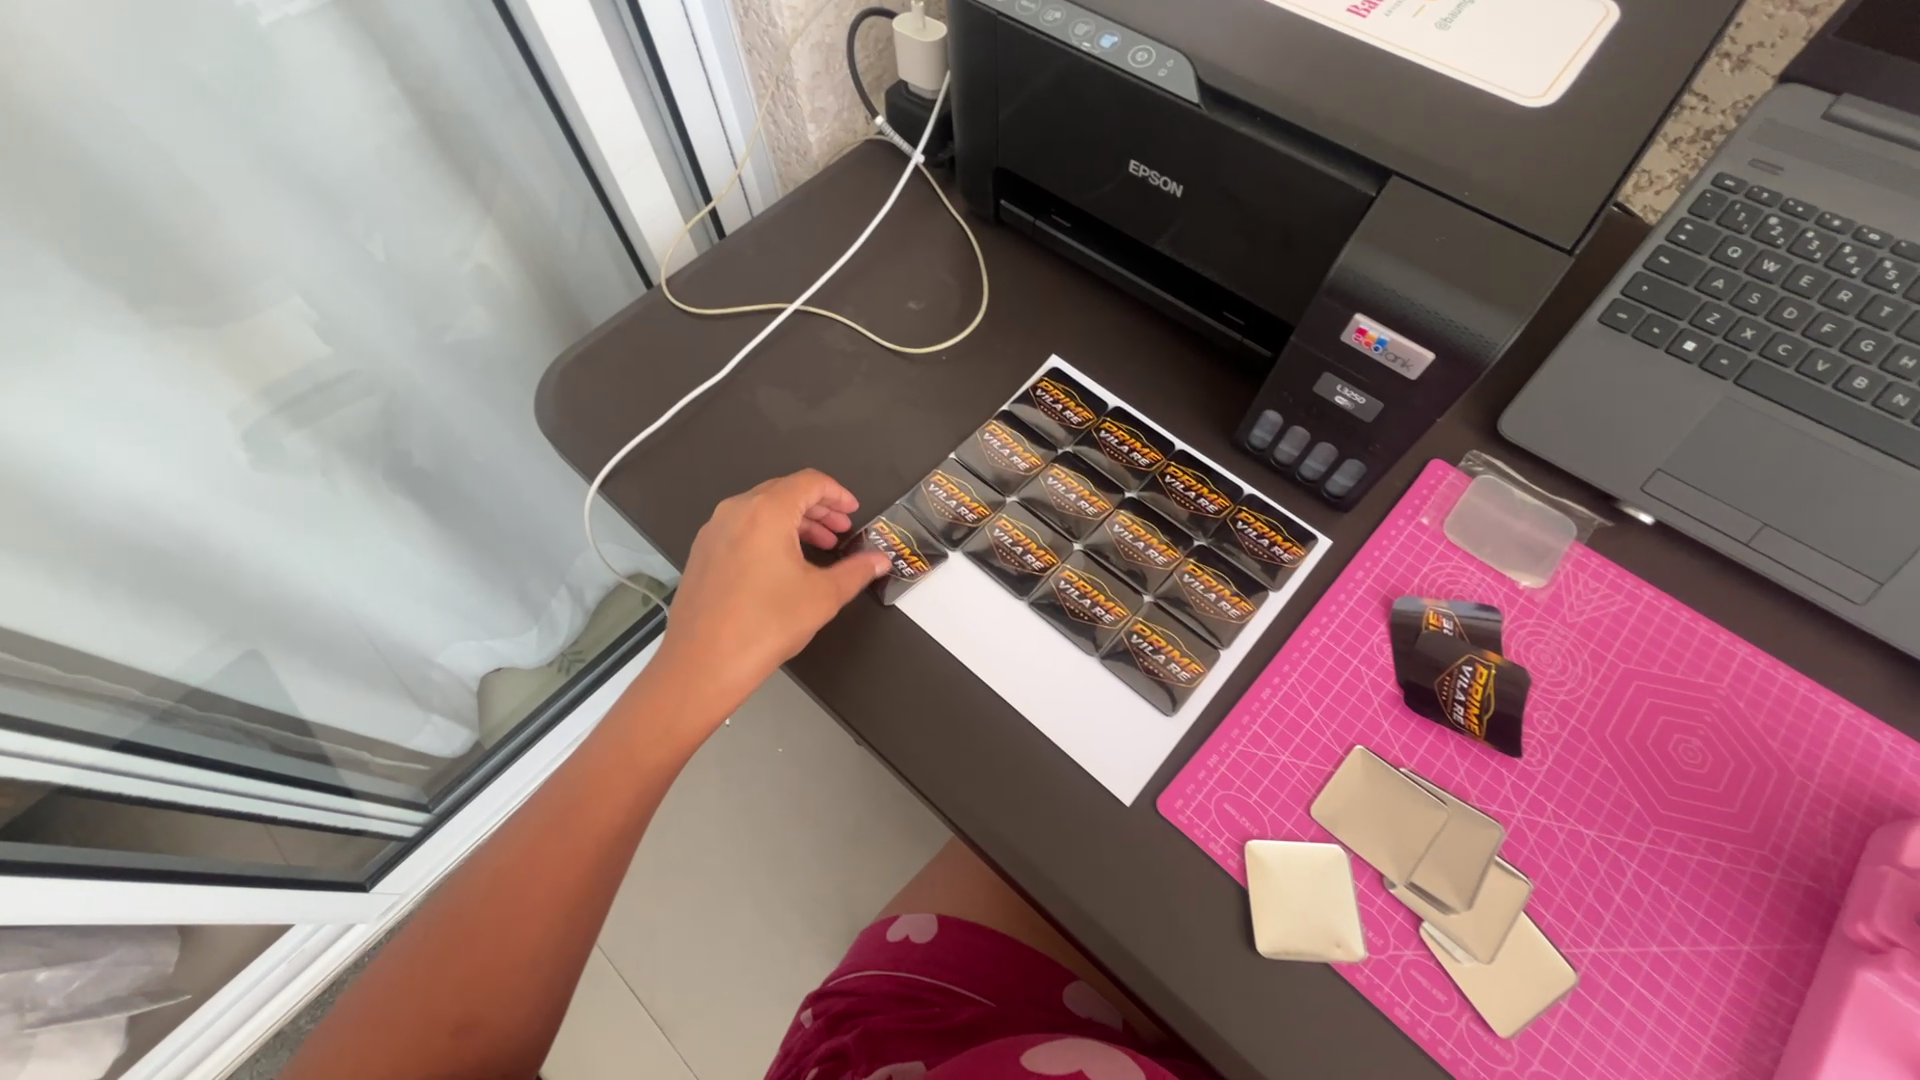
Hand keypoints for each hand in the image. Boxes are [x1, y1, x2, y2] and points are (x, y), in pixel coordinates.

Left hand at [653, 469, 890, 717]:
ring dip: (794, 523)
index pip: (809, 482)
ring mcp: (714, 532)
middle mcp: (736, 512)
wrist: (703, 663)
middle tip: (841, 530)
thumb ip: (857, 571)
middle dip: (817, 508)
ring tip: (819, 548)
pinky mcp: (702, 554)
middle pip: (783, 492)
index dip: (837, 493)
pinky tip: (784, 565)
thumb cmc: (765, 625)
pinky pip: (742, 529)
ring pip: (761, 511)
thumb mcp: (823, 596)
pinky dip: (769, 535)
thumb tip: (880, 561)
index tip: (853, 511)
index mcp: (767, 511)